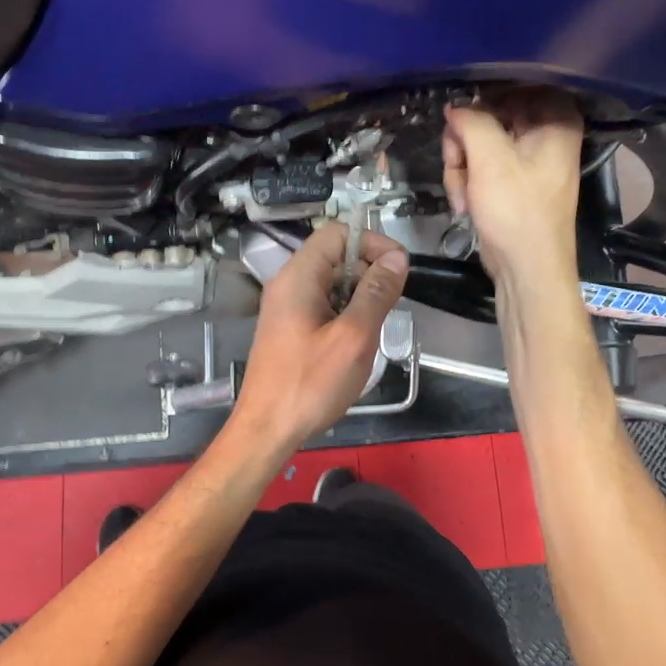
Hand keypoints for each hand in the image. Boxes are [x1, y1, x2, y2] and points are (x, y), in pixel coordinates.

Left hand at [229, 223, 410, 449]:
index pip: (337, 234)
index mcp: (298, 277)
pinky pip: (322, 306)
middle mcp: (288, 285)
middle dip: (368, 271)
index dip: (371, 242)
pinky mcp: (288, 330)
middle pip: (334, 257)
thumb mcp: (354, 337)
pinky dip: (345, 314)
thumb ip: (376, 293)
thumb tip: (397, 258)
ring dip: (359, 296)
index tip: (399, 269)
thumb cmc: (310, 384)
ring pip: (331, 284)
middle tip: (391, 303)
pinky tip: (357, 342)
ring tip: (375, 326)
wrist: (267, 431)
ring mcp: (285, 308)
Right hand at [442, 89, 584, 285]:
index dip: (485, 95)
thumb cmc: (517, 212)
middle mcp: (547, 134)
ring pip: (480, 142)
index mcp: (556, 121)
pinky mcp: (512, 182)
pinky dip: (469, 182)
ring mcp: (528, 160)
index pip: (517, 84)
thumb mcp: (490, 160)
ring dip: (462, 167)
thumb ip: (470, 122)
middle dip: (465, 141)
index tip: (461, 112)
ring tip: (464, 194)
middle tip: (456, 161)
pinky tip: (467, 204)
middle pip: (492, 113)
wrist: (527, 271)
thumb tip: (454, 106)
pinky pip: (481, 166)